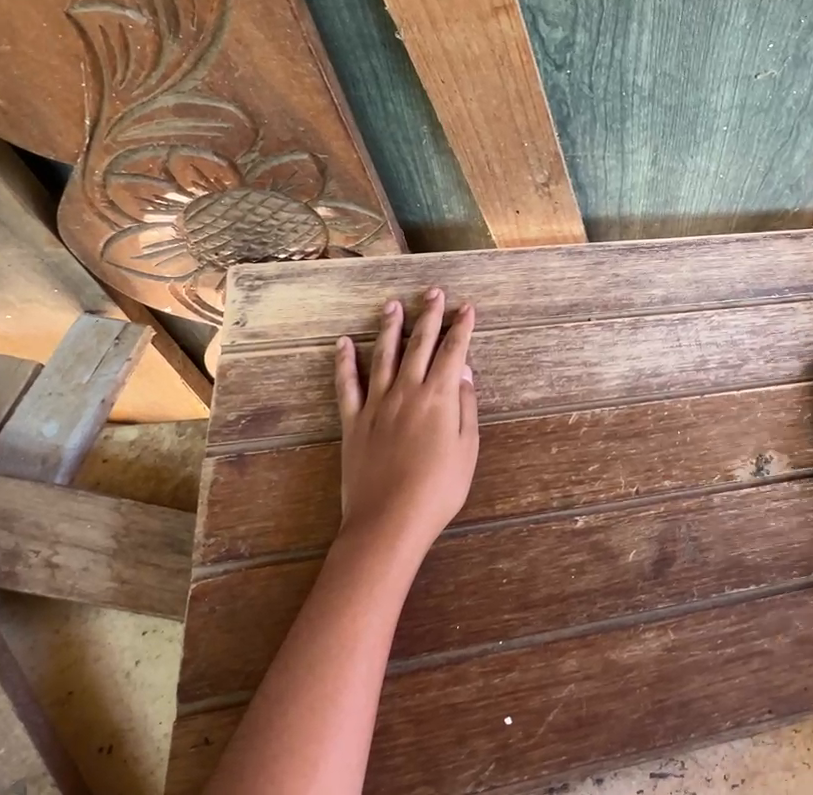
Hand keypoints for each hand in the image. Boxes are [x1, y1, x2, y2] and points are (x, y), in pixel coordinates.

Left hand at [335, 287, 478, 551]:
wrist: (389, 520)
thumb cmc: (439, 488)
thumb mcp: (467, 447)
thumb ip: (465, 405)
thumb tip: (463, 371)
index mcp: (439, 397)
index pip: (452, 351)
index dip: (461, 328)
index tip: (467, 308)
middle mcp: (407, 391)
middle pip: (419, 344)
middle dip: (429, 315)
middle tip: (434, 292)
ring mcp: (377, 404)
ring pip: (384, 356)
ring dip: (390, 328)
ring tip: (392, 305)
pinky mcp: (353, 421)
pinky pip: (347, 385)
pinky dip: (345, 362)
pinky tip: (345, 343)